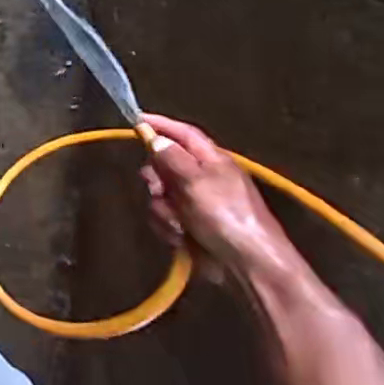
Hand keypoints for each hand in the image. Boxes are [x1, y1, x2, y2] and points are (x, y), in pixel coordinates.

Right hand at [137, 112, 304, 282]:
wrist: (247, 264)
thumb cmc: (225, 216)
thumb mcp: (196, 181)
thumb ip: (172, 158)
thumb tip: (155, 138)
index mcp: (212, 160)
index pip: (183, 133)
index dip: (161, 124)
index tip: (136, 120)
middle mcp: (203, 178)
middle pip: (164, 165)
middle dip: (156, 179)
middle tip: (157, 190)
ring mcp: (196, 203)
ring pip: (160, 195)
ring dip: (163, 210)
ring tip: (179, 224)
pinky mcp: (190, 226)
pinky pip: (164, 217)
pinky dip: (168, 227)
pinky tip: (180, 237)